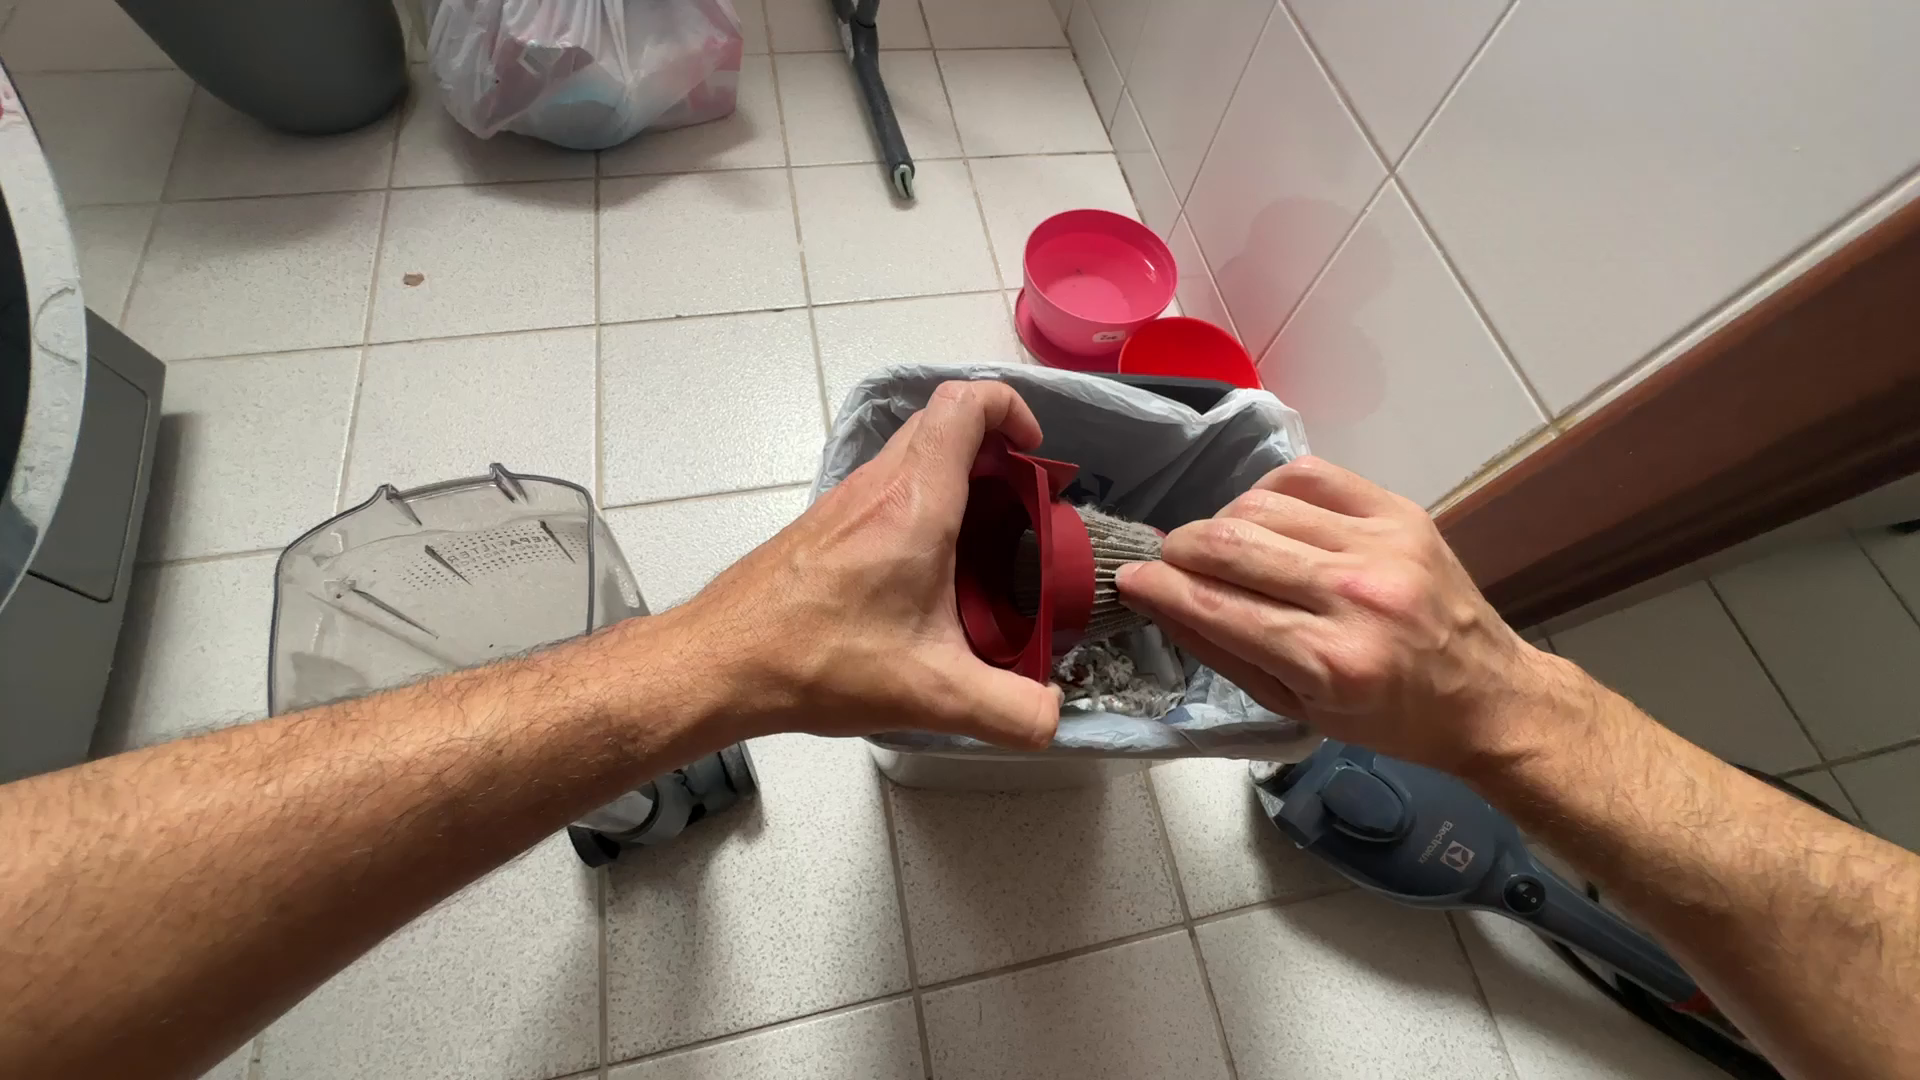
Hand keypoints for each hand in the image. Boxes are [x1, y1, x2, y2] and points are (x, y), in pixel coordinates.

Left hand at [671, 380, 1061, 748]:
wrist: (721, 661)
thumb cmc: (821, 659)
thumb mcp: (933, 693)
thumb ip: (1010, 712)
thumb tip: (1054, 721)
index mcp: (917, 501)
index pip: (966, 404)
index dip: (1011, 408)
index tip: (1035, 452)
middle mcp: (880, 484)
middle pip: (943, 421)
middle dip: (994, 447)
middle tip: (1021, 504)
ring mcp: (846, 499)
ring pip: (913, 454)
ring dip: (957, 475)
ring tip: (984, 540)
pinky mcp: (826, 523)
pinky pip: (888, 487)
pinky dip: (923, 501)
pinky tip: (927, 570)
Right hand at [1115, 456, 1563, 774]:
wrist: (1488, 695)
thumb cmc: (1383, 717)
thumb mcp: (1292, 708)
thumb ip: (1219, 650)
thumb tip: (1157, 600)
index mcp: (1330, 661)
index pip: (1215, 607)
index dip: (1158, 586)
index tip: (1128, 577)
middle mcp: (1356, 595)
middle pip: (1230, 546)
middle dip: (1178, 548)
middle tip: (1169, 561)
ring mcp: (1382, 544)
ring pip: (1259, 506)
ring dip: (1220, 524)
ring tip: (1222, 548)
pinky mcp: (1400, 511)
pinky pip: (1305, 475)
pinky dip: (1265, 492)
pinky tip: (1264, 518)